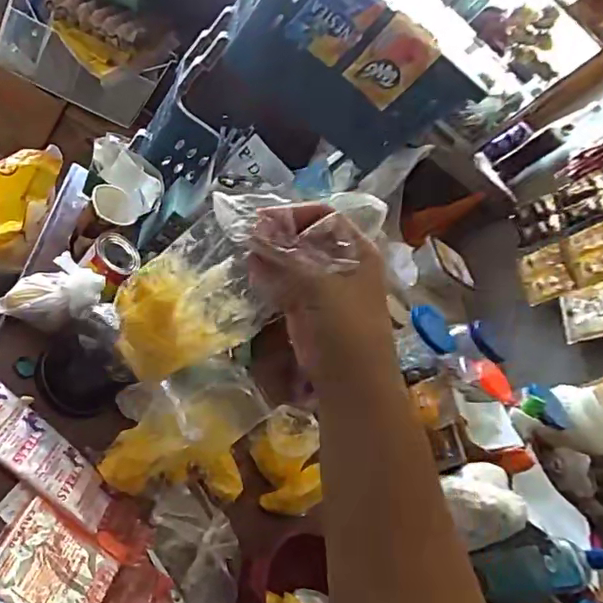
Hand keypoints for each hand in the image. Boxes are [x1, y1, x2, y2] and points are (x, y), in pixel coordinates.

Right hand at [247, 202, 389, 372]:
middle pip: (306, 239)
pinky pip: (286, 286)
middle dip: (276, 236)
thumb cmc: (343, 331)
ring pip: (293, 263)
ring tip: (245, 258)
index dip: (293, 215)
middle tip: (246, 240)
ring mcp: (324, 290)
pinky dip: (268, 279)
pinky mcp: (307, 311)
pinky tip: (251, 278)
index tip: (259, 222)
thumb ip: (285, 256)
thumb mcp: (316, 286)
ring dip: (269, 258)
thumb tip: (255, 230)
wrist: (351, 387)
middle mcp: (342, 266)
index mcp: (357, 252)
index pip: (324, 217)